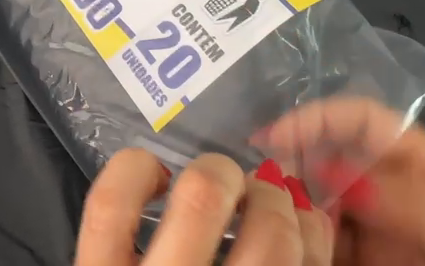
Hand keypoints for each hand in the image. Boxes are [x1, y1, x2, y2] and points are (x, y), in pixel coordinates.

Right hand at [75, 149, 333, 264]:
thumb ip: (121, 244)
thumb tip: (155, 179)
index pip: (111, 200)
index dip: (136, 168)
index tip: (154, 172)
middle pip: (204, 195)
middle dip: (221, 173)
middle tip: (223, 181)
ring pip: (271, 228)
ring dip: (275, 201)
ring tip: (267, 204)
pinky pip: (312, 259)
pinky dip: (314, 231)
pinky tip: (303, 228)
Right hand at [258, 100, 424, 265]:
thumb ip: (419, 207)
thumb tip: (336, 164)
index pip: (368, 122)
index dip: (317, 118)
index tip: (269, 138)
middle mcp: (405, 197)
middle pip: (337, 160)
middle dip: (298, 169)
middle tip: (265, 198)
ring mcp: (386, 237)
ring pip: (324, 205)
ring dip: (296, 211)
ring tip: (278, 230)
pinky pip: (327, 245)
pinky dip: (305, 243)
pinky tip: (294, 251)